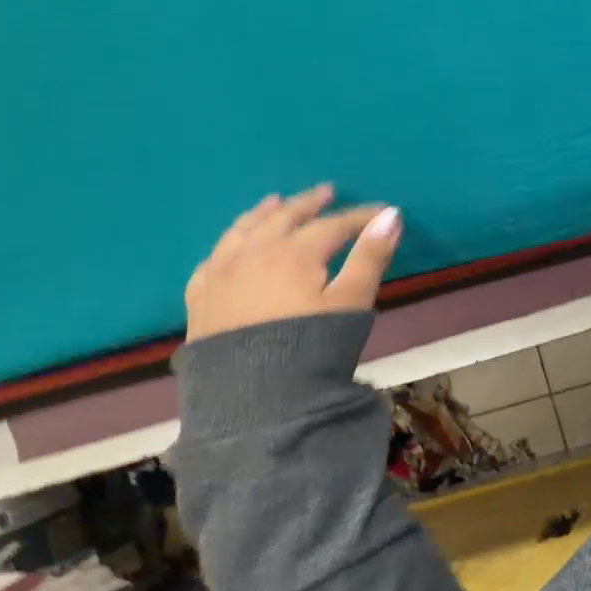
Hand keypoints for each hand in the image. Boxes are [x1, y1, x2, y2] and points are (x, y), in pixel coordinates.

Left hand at [185, 183, 401, 341]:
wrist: (254, 399)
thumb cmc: (312, 347)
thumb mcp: (352, 302)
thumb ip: (370, 256)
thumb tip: (391, 215)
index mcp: (295, 253)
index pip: (333, 224)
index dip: (360, 216)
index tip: (383, 211)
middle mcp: (254, 253)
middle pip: (284, 218)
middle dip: (309, 203)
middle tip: (326, 191)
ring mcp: (220, 274)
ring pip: (243, 231)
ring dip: (264, 213)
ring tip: (275, 202)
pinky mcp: (200, 298)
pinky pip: (213, 258)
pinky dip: (230, 243)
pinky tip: (234, 245)